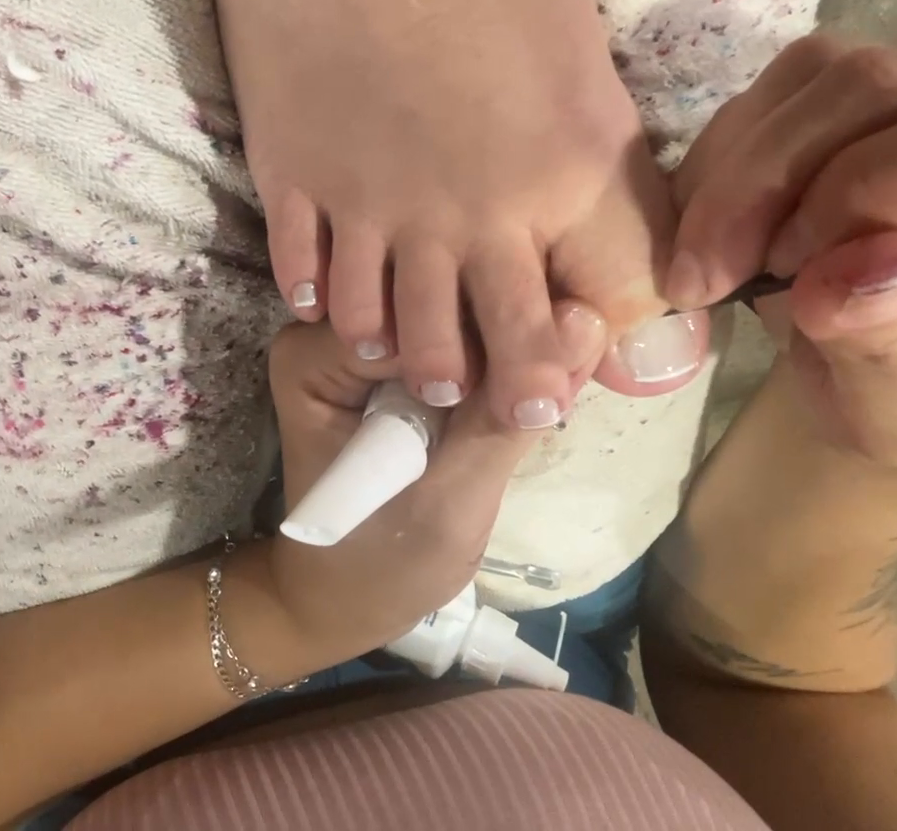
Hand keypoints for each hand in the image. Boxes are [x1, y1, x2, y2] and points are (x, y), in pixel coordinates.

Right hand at [161, 0, 692, 432]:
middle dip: (515, 388)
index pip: (612, 297)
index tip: (590, 351)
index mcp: (569, 167)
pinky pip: (308, 277)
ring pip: (393, 331)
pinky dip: (322, 300)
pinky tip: (326, 303)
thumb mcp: (572, 36)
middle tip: (508, 404)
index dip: (607, 339)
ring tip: (411, 367)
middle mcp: (473, 212)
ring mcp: (372, 207)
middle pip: (503, 343)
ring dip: (408, 355)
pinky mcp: (292, 184)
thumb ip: (579, 143)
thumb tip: (571, 206)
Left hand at [258, 306, 609, 655]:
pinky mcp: (396, 357)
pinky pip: (461, 339)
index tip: (555, 381)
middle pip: (441, 299)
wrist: (346, 597)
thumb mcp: (448, 501)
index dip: (498, 335)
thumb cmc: (380, 563)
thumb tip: (582, 320)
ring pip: (460, 315)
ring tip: (555, 392)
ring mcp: (365, 337)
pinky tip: (537, 391)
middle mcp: (331, 328)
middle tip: (561, 390)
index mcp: (313, 354)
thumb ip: (506, 416)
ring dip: (515, 349)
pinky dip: (503, 364)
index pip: (424, 306)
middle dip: (511, 337)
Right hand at [670, 39, 896, 468]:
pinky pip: (764, 96)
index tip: (813, 274)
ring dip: (731, 185)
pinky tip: (711, 235)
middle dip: (774, 189)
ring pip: (818, 79)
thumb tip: (854, 270)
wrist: (859, 380)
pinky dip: (712, 172)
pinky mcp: (843, 98)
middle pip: (891, 86)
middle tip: (714, 283)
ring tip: (705, 272)